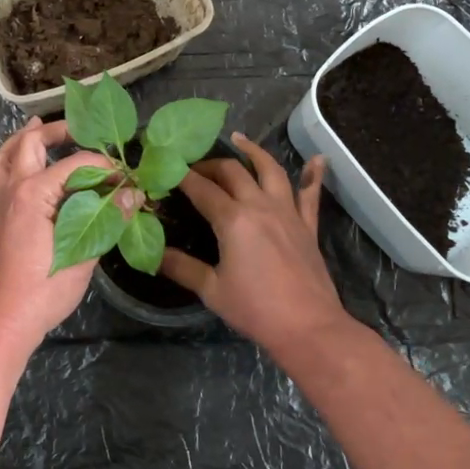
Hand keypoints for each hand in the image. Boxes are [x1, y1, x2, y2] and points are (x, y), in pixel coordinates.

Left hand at [0, 118, 111, 348]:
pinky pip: (1, 173)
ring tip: (41, 129)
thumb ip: (108, 220)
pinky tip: (29, 166)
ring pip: (6, 155)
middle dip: (54, 131)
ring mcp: (1, 201)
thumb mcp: (83, 257)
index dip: (103, 166)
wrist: (5, 319)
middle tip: (79, 129)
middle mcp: (14, 189)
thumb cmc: (44, 290)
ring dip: (24, 140)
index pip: (75, 164)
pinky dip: (13, 159)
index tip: (126, 175)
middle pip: (29, 144)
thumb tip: (135, 193)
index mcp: (34, 194)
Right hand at [160, 133, 347, 354]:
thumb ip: (182, 268)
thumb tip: (151, 255)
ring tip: (240, 140)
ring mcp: (287, 213)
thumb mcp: (212, 290)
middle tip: (194, 167)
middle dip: (210, 164)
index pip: (200, 188)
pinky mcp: (308, 226)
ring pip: (271, 170)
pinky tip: (318, 159)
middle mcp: (260, 206)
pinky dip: (313, 174)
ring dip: (254, 152)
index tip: (164, 169)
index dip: (180, 176)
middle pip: (232, 171)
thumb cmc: (256, 309)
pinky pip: (311, 194)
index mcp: (233, 219)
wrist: (309, 328)